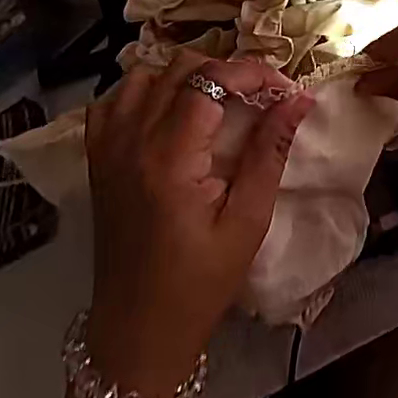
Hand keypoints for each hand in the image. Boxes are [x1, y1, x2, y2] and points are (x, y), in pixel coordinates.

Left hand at [83, 48, 314, 390]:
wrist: (139, 331)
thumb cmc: (200, 281)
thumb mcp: (249, 219)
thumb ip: (271, 151)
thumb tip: (299, 99)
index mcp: (169, 158)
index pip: (210, 80)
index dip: (253, 73)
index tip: (285, 90)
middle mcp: (130, 141)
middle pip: (179, 66)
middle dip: (227, 71)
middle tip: (260, 97)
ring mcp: (107, 148)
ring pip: (144, 74)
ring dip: (187, 75)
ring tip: (219, 100)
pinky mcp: (98, 159)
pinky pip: (114, 100)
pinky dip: (146, 91)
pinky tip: (171, 111)